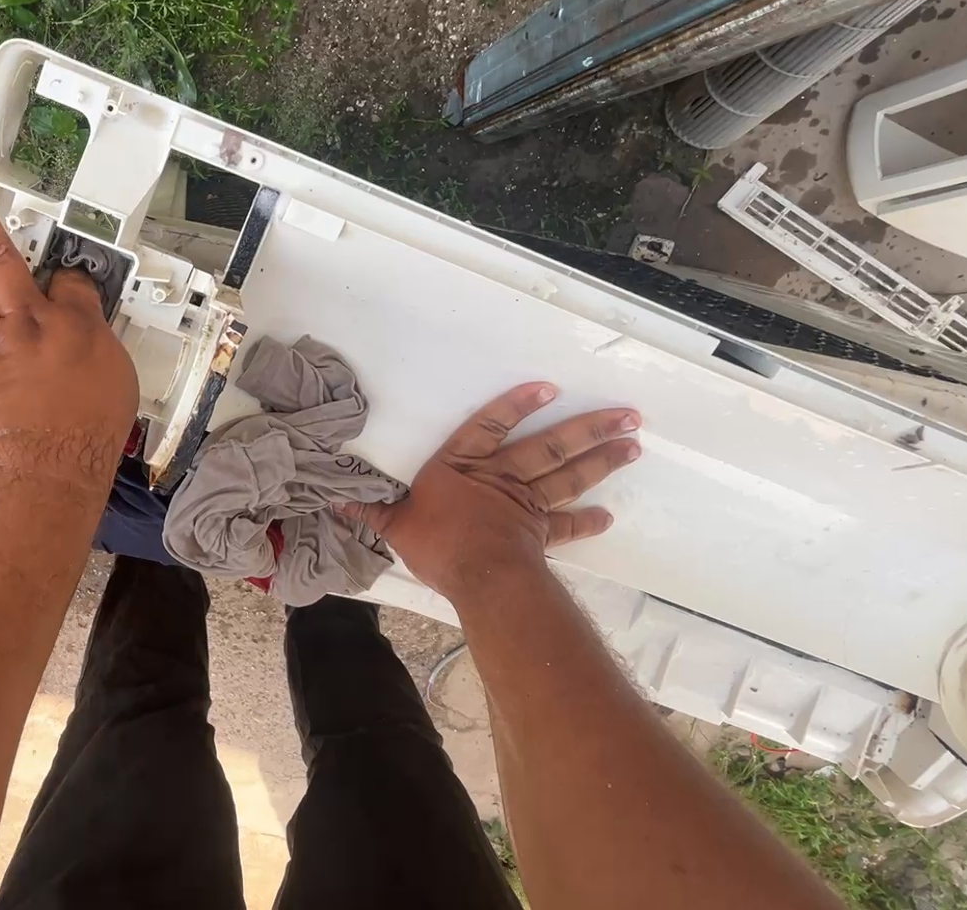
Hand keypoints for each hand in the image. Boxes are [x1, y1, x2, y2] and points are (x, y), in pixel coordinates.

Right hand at [343, 383, 639, 601]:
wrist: (481, 577)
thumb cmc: (437, 542)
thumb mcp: (394, 523)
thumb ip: (371, 509)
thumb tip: (334, 499)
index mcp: (461, 467)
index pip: (489, 426)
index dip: (516, 406)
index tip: (549, 388)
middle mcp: (499, 477)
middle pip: (548, 447)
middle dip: (588, 429)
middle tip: (629, 416)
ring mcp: (525, 503)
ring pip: (568, 476)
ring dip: (601, 459)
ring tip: (631, 443)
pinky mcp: (539, 533)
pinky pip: (567, 523)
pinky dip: (588, 519)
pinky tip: (609, 513)